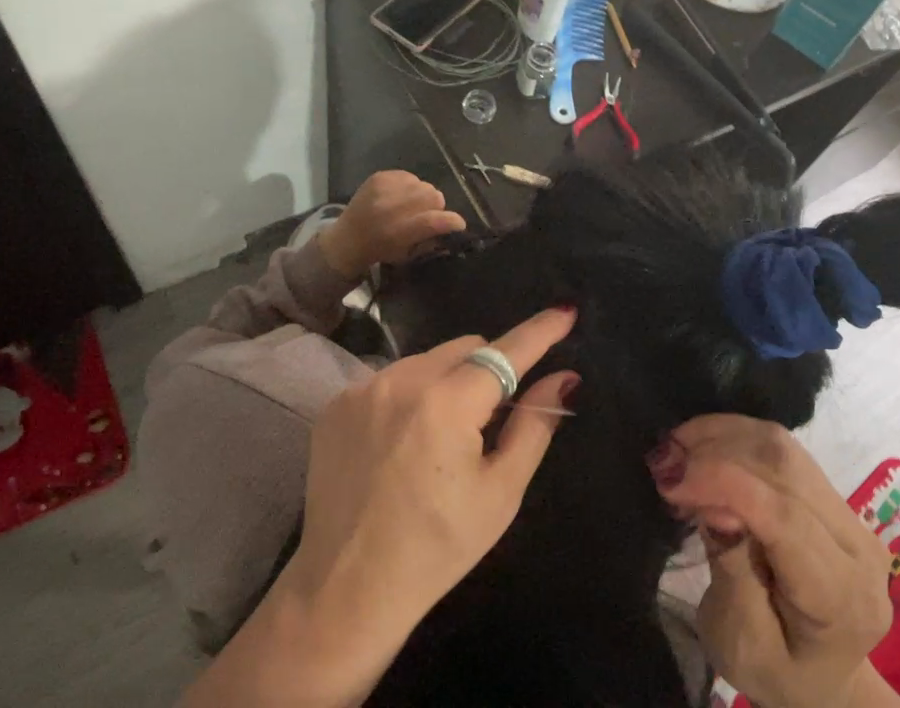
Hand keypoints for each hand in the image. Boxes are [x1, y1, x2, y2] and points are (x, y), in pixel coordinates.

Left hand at [284, 307, 580, 639]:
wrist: (347, 587)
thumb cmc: (438, 547)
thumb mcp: (500, 492)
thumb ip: (534, 425)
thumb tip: (564, 378)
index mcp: (446, 404)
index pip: (504, 352)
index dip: (539, 332)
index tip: (565, 311)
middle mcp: (400, 380)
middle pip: (464, 349)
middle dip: (489, 369)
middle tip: (495, 417)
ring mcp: (361, 390)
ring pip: (425, 362)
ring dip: (448, 381)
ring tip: (445, 438)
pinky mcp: (335, 405)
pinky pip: (388, 380)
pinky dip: (410, 396)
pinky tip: (404, 444)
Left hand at [317, 170, 466, 276]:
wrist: (348, 237)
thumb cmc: (381, 250)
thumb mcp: (408, 254)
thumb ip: (431, 240)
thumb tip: (453, 225)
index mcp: (398, 232)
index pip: (434, 220)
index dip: (452, 220)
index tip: (459, 224)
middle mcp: (391, 207)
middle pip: (433, 196)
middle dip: (436, 207)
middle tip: (428, 215)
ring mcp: (384, 189)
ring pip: (423, 184)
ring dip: (423, 196)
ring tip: (412, 205)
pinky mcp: (379, 177)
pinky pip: (410, 176)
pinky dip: (410, 186)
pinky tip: (401, 196)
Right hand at [653, 416, 893, 707]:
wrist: (824, 682)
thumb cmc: (776, 672)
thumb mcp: (741, 645)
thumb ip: (734, 576)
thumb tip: (716, 506)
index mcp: (842, 596)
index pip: (785, 516)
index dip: (723, 482)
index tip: (668, 478)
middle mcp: (859, 544)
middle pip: (786, 470)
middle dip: (715, 453)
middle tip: (660, 462)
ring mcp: (851, 514)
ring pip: (784, 449)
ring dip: (722, 438)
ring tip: (674, 451)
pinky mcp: (833, 497)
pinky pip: (784, 451)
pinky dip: (736, 439)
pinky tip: (701, 449)